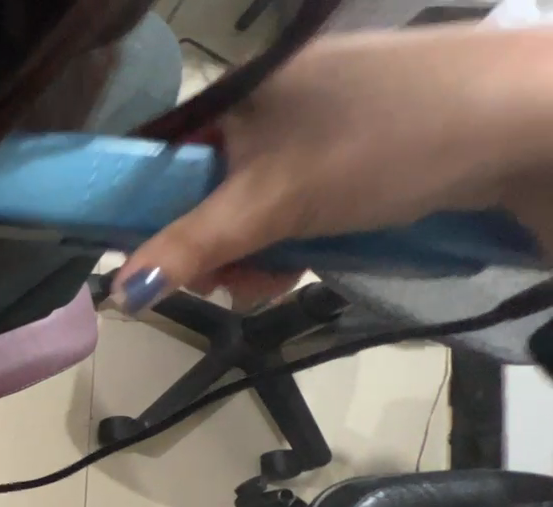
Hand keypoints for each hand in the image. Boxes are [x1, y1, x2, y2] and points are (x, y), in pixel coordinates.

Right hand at [114, 26, 552, 313]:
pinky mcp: (363, 145)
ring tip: (278, 278)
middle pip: (201, 191)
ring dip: (250, 253)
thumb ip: (187, 249)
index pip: (158, 158)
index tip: (152, 260)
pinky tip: (308, 259)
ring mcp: (323, 121)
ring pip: (248, 204)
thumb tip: (116, 295)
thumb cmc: (391, 143)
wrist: (549, 120)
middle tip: (228, 281)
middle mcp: (276, 99)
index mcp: (243, 92)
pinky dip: (292, 237)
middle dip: (208, 248)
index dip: (143, 214)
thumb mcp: (272, 204)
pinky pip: (294, 200)